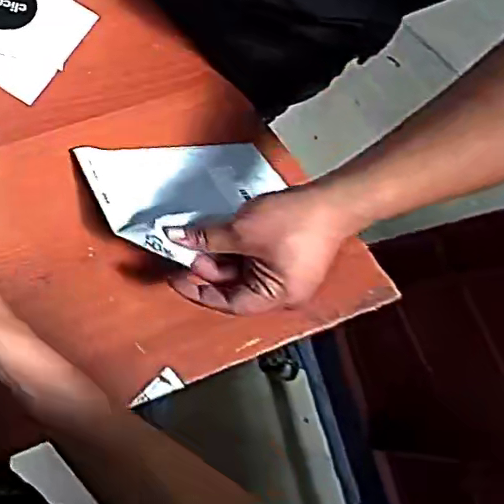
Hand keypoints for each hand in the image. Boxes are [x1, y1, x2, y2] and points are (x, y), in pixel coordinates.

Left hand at [168, 186, 361, 314]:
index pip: (229, 303)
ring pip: (237, 268)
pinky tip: (211, 231)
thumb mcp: (240, 233)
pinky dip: (228, 245)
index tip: (174, 277)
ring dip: (214, 253)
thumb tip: (175, 238)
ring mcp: (281, 271)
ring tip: (193, 236)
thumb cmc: (290, 223)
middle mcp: (280, 290)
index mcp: (276, 296)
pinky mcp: (281, 253)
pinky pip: (247, 255)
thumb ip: (206, 239)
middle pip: (231, 285)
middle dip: (204, 267)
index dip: (198, 292)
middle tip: (181, 247)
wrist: (329, 200)